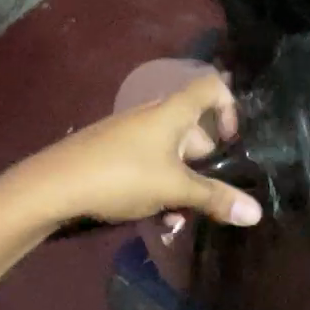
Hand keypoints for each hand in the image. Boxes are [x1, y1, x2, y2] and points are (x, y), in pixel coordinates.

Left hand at [20, 74, 262, 228]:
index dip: (230, 109)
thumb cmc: (121, 175)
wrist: (52, 185)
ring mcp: (131, 134)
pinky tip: (154, 221)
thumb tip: (256, 212)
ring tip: (175, 222)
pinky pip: (148, 166)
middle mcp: (155, 115)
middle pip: (194, 132)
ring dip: (180, 188)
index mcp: (173, 111)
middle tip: (204, 201)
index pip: (213, 87)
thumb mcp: (174, 189)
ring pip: (171, 156)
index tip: (232, 143)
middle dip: (203, 169)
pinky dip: (157, 189)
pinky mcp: (113, 153)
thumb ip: (215, 198)